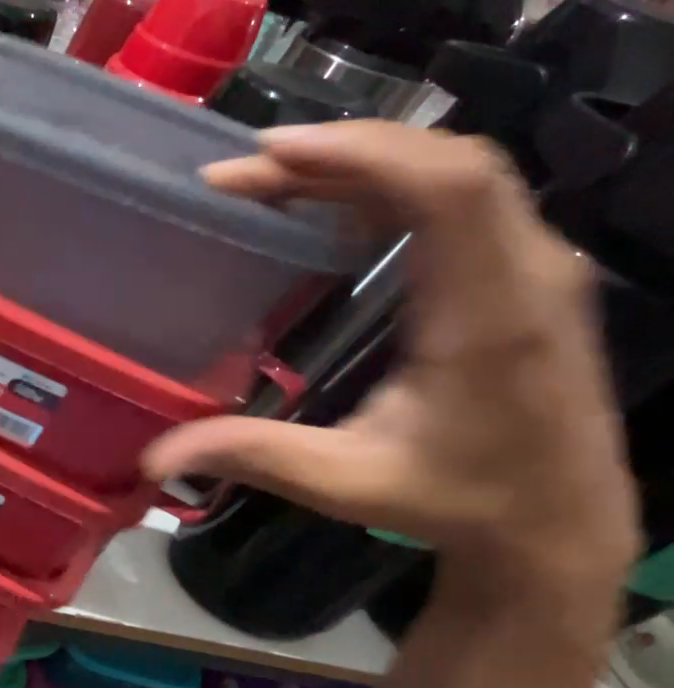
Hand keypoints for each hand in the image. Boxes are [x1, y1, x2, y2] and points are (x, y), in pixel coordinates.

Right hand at [146, 122, 637, 595]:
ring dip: (362, 162)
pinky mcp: (521, 270)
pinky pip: (459, 198)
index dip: (363, 156)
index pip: (449, 193)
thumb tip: (152, 458)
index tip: (273, 153)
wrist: (557, 513)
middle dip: (341, 152)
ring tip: (270, 178)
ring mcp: (531, 265)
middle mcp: (524, 272)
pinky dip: (388, 183)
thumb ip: (253, 457)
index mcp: (487, 316)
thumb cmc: (455, 497)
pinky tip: (326, 202)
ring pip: (455, 172)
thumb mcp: (344, 483)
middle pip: (448, 164)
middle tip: (241, 173)